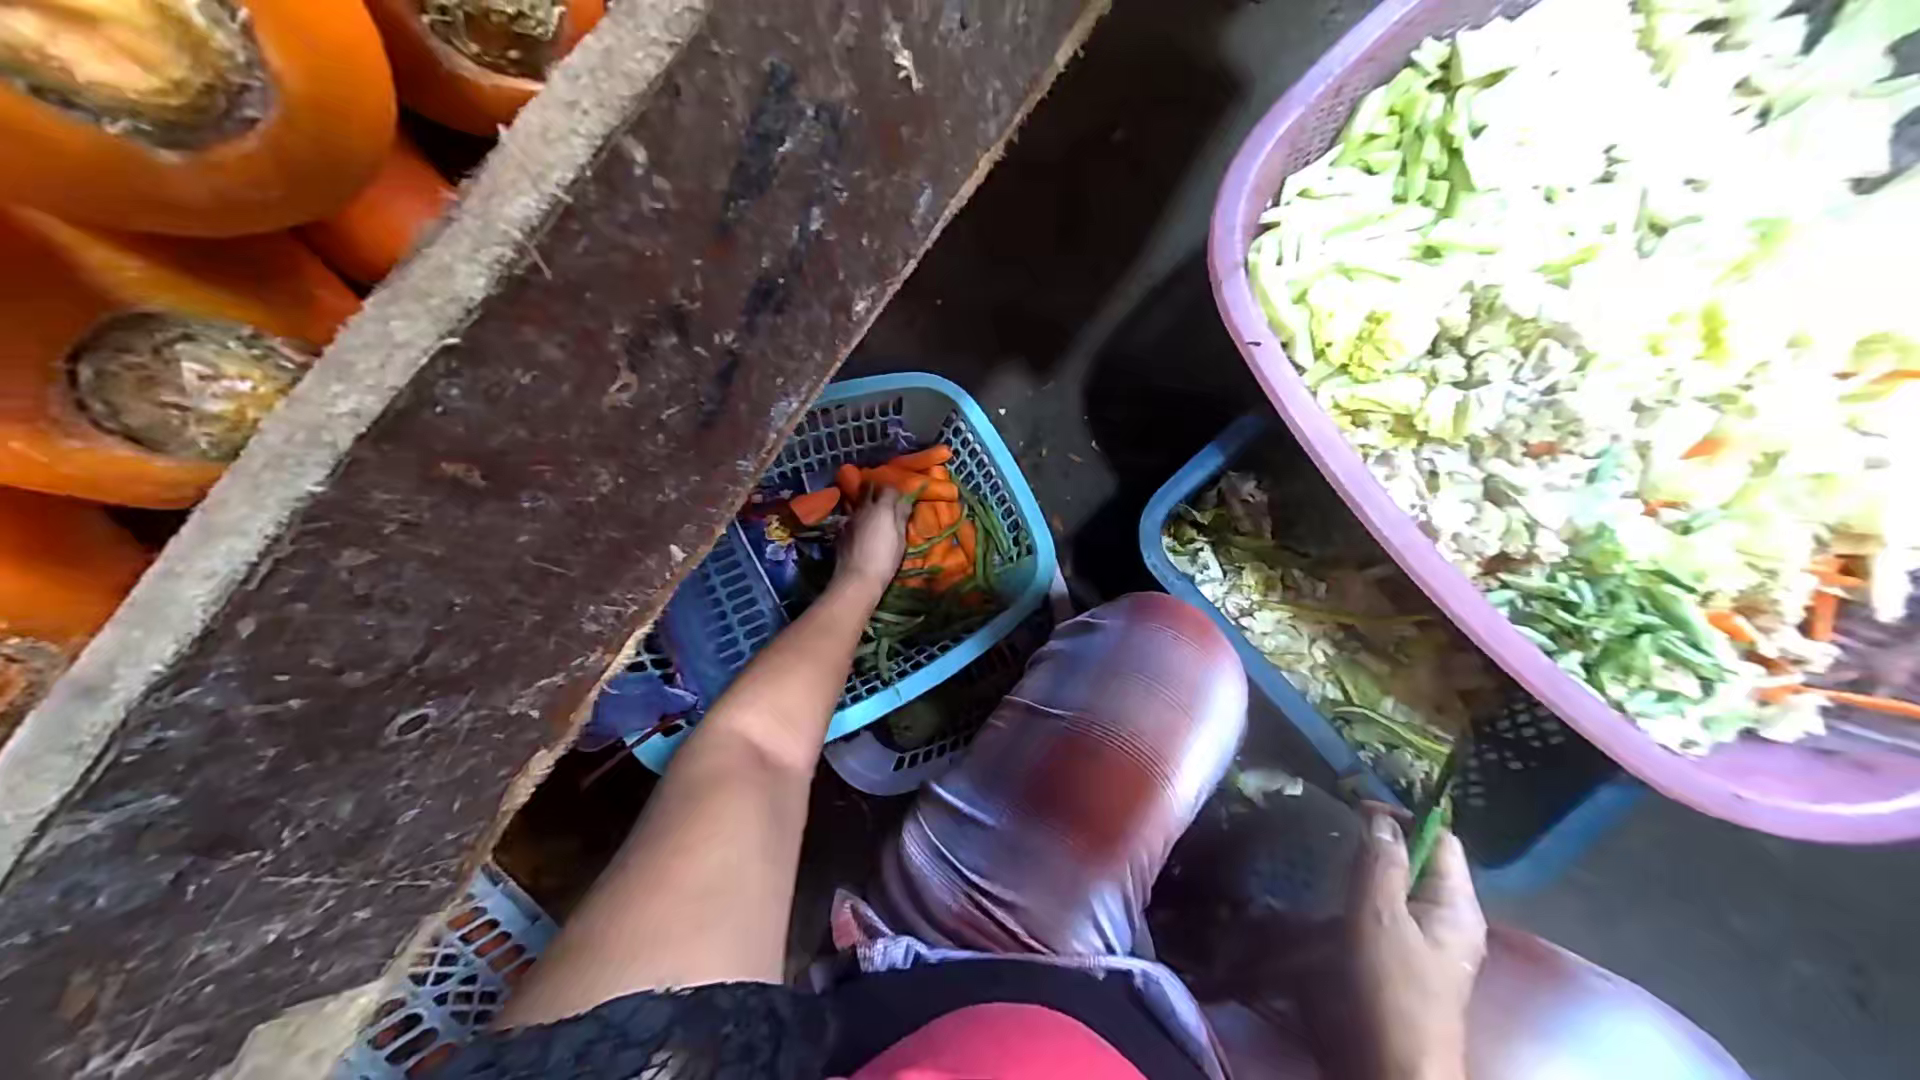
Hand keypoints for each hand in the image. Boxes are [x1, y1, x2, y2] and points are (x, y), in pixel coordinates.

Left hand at [833, 486, 909, 593]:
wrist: (856, 578)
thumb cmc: (885, 559)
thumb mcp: (900, 539)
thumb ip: (902, 517)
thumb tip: (906, 502)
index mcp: (882, 508)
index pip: (889, 489)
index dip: (895, 492)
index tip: (900, 499)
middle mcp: (863, 508)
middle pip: (868, 489)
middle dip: (876, 490)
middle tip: (883, 498)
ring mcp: (849, 518)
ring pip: (855, 501)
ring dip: (862, 500)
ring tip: (869, 508)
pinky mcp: (840, 529)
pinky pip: (848, 515)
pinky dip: (854, 515)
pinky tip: (858, 525)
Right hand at [1311, 803, 1485, 1079]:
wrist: (1392, 1068)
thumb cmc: (1393, 990)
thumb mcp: (1380, 917)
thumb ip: (1380, 863)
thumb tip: (1380, 817)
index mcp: (1458, 906)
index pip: (1441, 840)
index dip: (1405, 816)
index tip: (1358, 806)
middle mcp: (1449, 918)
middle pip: (1419, 862)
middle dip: (1380, 841)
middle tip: (1338, 828)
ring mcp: (1427, 941)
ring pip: (1398, 885)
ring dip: (1366, 867)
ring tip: (1330, 855)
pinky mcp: (1404, 958)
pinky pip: (1385, 910)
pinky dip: (1361, 894)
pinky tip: (1334, 894)